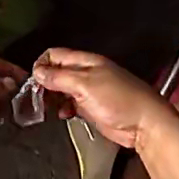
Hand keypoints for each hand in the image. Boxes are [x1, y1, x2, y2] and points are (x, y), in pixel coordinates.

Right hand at [32, 48, 178, 151]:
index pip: (56, 54)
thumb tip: (38, 71)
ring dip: (53, 98)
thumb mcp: (85, 85)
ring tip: (48, 108)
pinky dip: (64, 108)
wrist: (144, 124)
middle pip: (58, 72)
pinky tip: (64, 115)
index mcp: (87, 61)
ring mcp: (90, 90)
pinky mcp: (93, 107)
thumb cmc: (118, 100)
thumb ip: (60, 77)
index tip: (34, 81)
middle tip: (37, 98)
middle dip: (45, 83)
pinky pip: (71, 104)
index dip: (42, 65)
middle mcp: (87, 73)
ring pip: (63, 89)